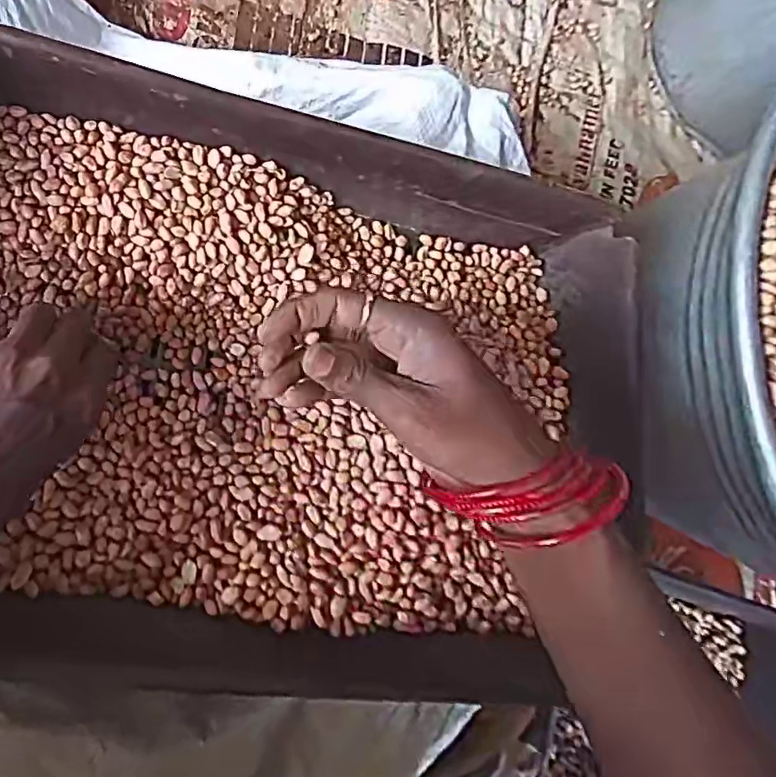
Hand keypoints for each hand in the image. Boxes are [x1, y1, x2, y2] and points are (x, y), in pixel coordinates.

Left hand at [0, 303, 117, 542]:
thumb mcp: (49, 460)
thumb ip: (62, 415)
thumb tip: (59, 395)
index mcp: (80, 407)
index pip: (105, 354)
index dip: (92, 354)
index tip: (85, 357)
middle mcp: (52, 374)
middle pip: (77, 322)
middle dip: (70, 329)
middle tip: (59, 341)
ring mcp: (11, 358)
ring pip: (41, 313)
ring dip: (39, 325)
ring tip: (27, 342)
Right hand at [254, 288, 555, 487]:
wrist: (510, 474)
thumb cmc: (471, 437)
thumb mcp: (408, 408)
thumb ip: (354, 377)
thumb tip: (306, 355)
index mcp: (408, 326)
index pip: (338, 303)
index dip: (295, 316)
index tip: (265, 342)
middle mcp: (396, 334)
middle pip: (329, 323)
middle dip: (291, 344)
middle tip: (264, 371)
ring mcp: (391, 359)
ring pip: (331, 350)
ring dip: (299, 367)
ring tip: (271, 392)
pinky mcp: (389, 383)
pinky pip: (343, 375)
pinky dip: (318, 385)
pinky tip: (295, 399)